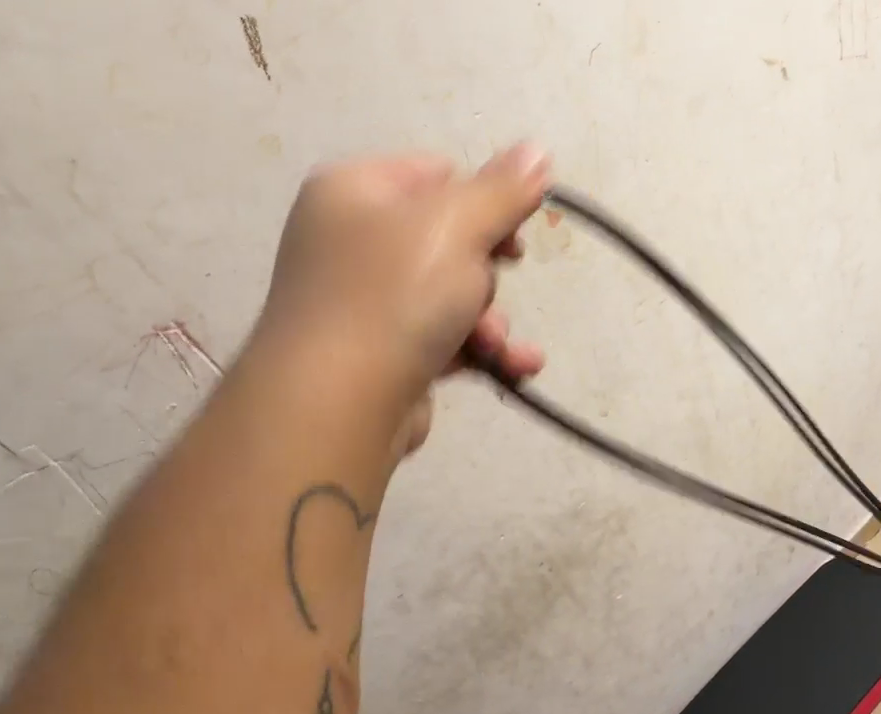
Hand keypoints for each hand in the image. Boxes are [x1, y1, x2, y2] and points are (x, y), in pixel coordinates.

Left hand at [248, 145, 553, 455]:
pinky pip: (449, 339)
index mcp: (358, 191)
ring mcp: (366, 297)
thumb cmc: (396, 295)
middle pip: (454, 240)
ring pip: (458, 297)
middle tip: (493, 291)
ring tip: (501, 349)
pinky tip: (512, 369)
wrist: (342, 396)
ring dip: (495, 324)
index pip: (439, 174)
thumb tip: (538, 151)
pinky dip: (483, 353)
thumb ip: (502, 191)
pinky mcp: (385, 349)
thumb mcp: (457, 228)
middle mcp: (354, 237)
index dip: (486, 203)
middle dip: (491, 277)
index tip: (514, 236)